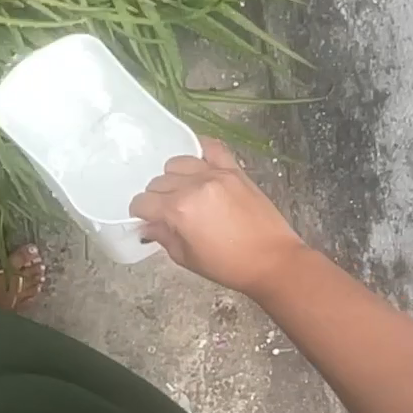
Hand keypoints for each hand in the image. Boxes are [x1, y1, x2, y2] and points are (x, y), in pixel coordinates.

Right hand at [129, 136, 309, 296]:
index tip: (146, 219)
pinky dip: (200, 149)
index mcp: (178, 210)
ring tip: (183, 190)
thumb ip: (162, 236)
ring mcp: (216, 174)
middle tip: (167, 211)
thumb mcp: (185, 257)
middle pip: (158, 181)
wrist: (273, 260)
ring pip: (178, 162)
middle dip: (156, 197)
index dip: (139, 212)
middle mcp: (194, 186)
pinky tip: (198, 162)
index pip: (143, 201)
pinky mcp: (235, 171)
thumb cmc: (228, 265)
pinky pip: (212, 147)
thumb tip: (148, 225)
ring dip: (174, 176)